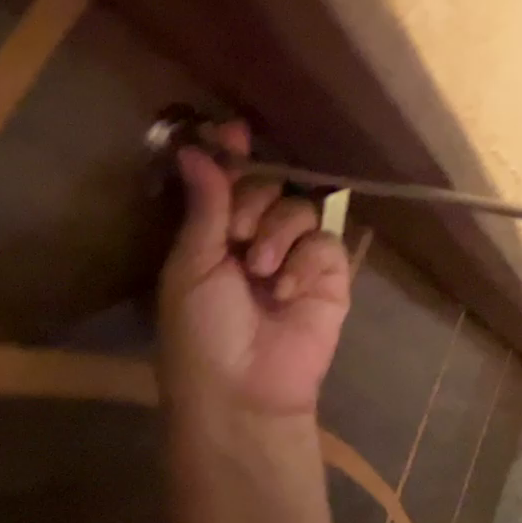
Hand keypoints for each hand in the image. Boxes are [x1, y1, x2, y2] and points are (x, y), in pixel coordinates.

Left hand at [157, 119, 350, 417]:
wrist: (245, 391)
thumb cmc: (201, 332)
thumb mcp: (192, 267)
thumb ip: (206, 207)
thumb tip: (194, 150)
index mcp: (215, 235)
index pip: (229, 181)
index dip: (232, 155)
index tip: (232, 131)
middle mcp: (257, 237)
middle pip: (269, 184)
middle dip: (253, 200)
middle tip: (238, 235)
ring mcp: (296, 254)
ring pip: (299, 206)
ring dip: (277, 232)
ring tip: (261, 270)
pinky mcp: (329, 273)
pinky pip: (324, 241)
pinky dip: (304, 261)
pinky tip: (287, 289)